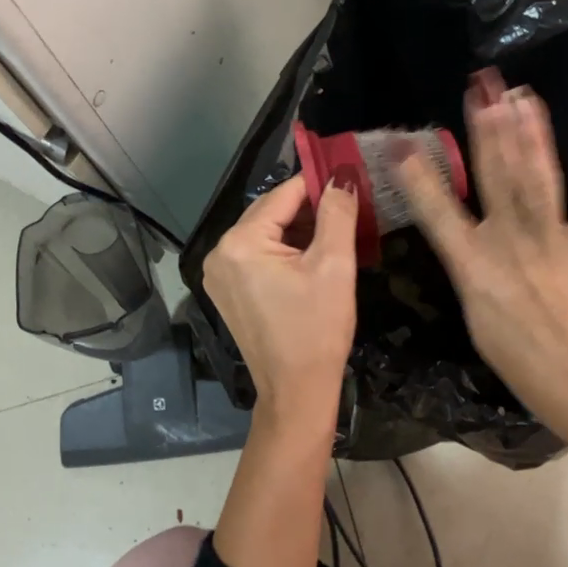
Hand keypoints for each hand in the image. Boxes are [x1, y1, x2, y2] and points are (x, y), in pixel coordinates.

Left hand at [202, 173, 359, 423]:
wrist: (297, 391)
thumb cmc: (317, 329)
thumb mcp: (334, 265)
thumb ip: (337, 212)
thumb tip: (342, 175)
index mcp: (240, 242)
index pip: (283, 194)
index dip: (317, 183)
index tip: (348, 176)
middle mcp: (219, 252)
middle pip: (270, 212)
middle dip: (308, 208)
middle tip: (348, 205)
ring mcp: (219, 273)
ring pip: (265, 233)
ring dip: (298, 229)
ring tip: (337, 230)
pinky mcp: (227, 291)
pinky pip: (258, 255)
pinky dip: (284, 250)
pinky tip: (313, 254)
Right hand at [391, 68, 567, 432]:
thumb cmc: (520, 360)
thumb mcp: (475, 315)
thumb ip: (470, 267)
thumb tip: (464, 235)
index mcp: (473, 265)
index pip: (437, 211)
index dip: (416, 174)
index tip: (401, 139)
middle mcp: (510, 243)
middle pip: (495, 177)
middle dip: (486, 127)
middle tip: (482, 85)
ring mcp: (553, 241)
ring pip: (538, 178)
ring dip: (530, 133)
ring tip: (522, 95)